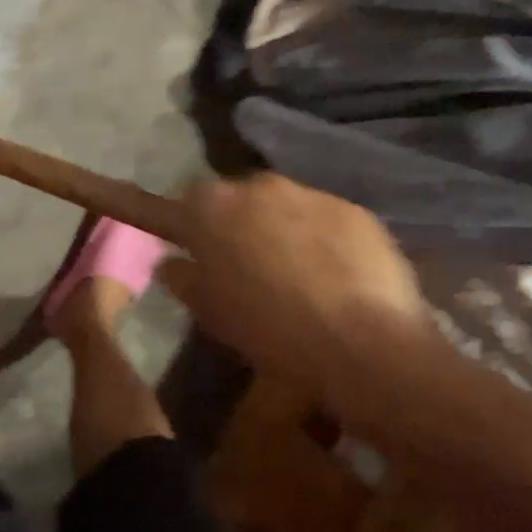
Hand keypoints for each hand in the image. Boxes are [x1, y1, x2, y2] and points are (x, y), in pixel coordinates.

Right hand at [163, 173, 432, 396]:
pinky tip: (336, 276)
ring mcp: (309, 193)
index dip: (187, 222)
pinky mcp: (354, 211)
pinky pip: (327, 220)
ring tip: (296, 272)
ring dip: (281, 228)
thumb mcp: (209, 312)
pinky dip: (325, 239)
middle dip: (237, 223)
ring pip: (284, 206)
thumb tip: (171, 263)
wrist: (360, 345)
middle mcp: (255, 186)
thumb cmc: (267, 328)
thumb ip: (183, 278)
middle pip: (237, 198)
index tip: (190, 242)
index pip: (182, 200)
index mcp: (209, 207)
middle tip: (244, 263)